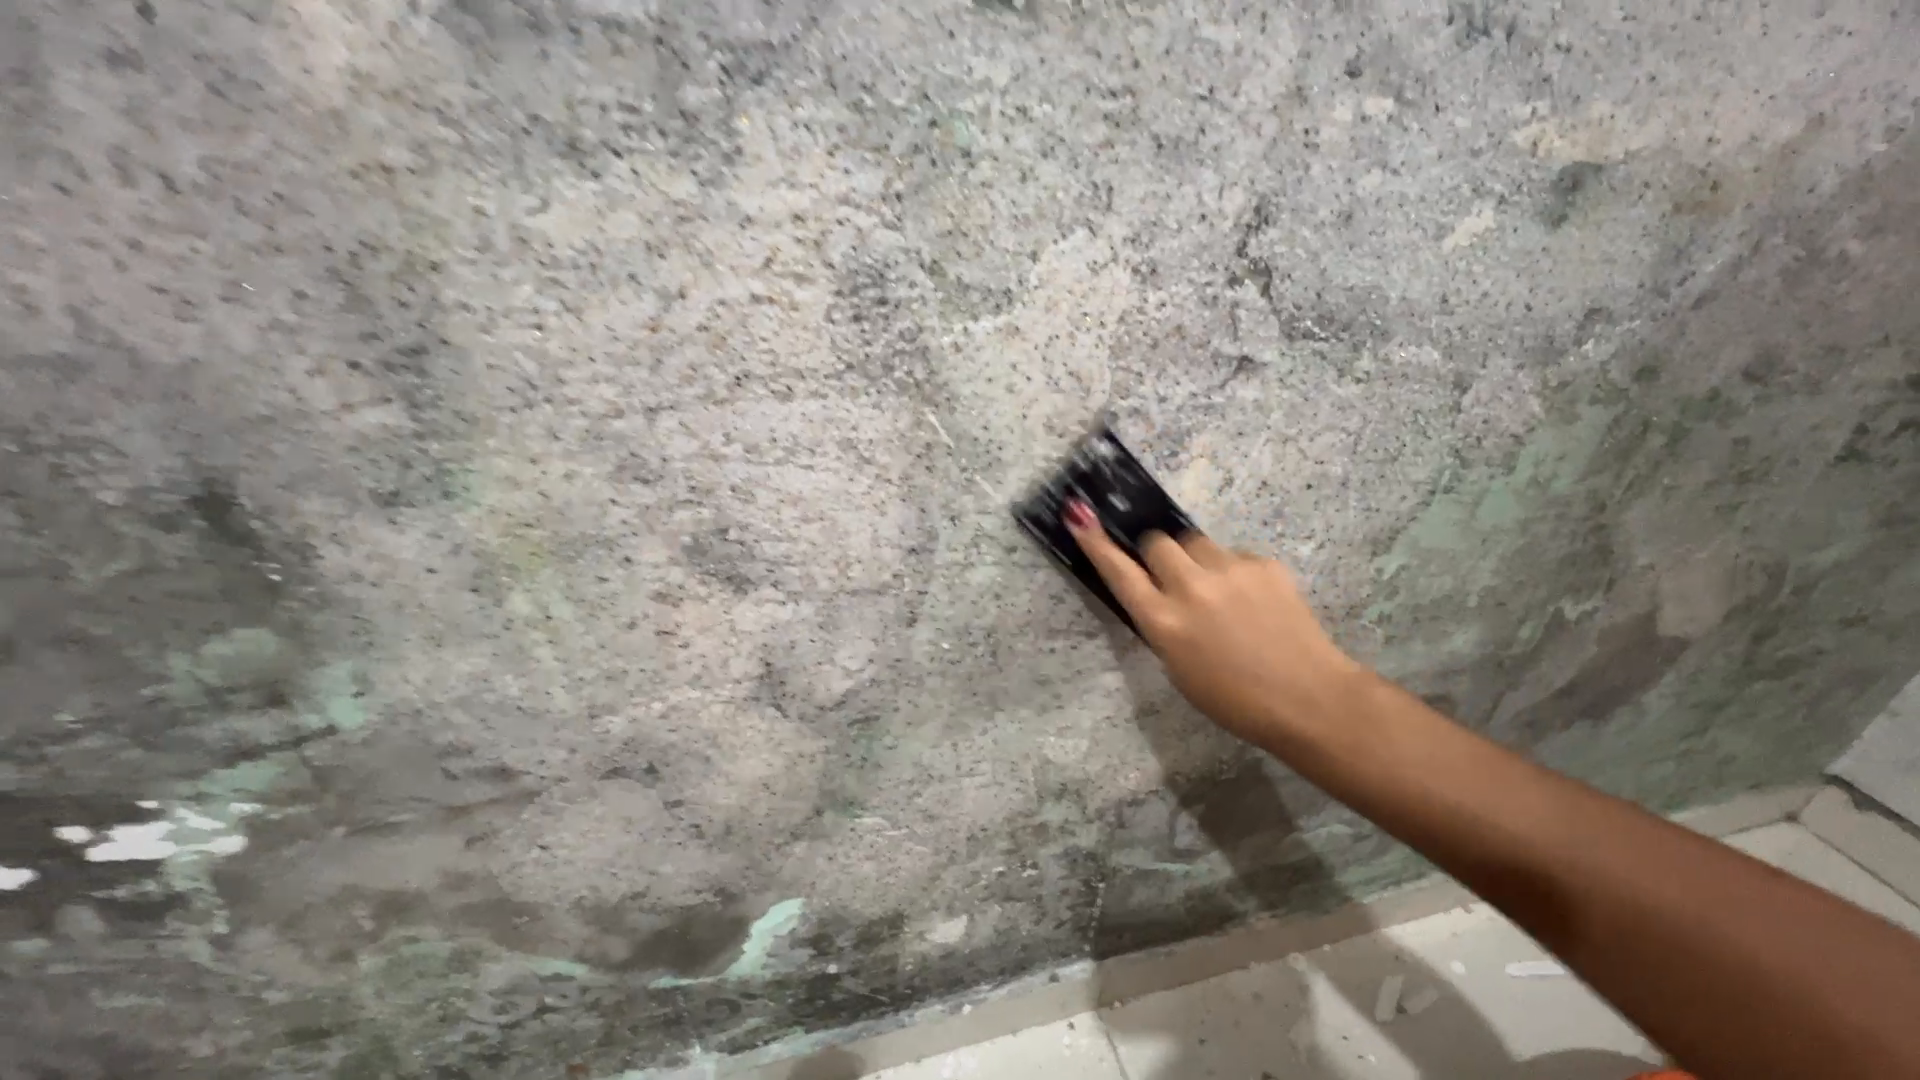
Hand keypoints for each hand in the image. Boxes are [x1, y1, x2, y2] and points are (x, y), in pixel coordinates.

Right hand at [1063, 498, 1362, 742]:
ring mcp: (1230, 571)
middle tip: (1173, 576)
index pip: (1119, 571)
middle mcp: (1191, 588)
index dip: (1096, 543)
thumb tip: (1157, 594)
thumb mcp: (1178, 669)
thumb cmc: (1234, 700)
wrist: (1308, 698)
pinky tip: (1253, 601)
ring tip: (1219, 591)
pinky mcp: (1264, 564)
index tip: (1080, 516)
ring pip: (1196, 542)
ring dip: (1196, 559)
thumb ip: (1162, 625)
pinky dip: (1234, 572)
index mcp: (1164, 622)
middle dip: (1158, 554)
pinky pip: (1234, 555)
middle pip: (1157, 541)